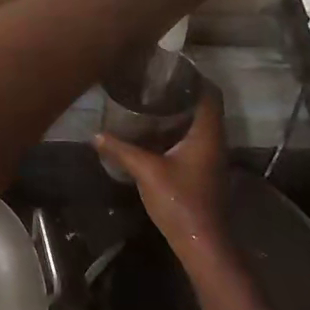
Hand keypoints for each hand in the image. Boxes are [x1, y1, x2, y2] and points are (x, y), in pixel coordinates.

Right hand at [94, 89, 228, 256]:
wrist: (200, 241)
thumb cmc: (179, 201)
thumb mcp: (146, 172)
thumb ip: (122, 150)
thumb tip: (95, 135)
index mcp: (207, 133)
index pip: (209, 93)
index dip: (193, 77)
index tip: (168, 68)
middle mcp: (214, 140)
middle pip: (202, 107)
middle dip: (180, 94)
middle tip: (151, 84)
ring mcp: (210, 157)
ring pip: (197, 126)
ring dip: (177, 114)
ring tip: (147, 104)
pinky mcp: (203, 172)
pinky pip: (192, 142)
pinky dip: (175, 133)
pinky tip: (152, 136)